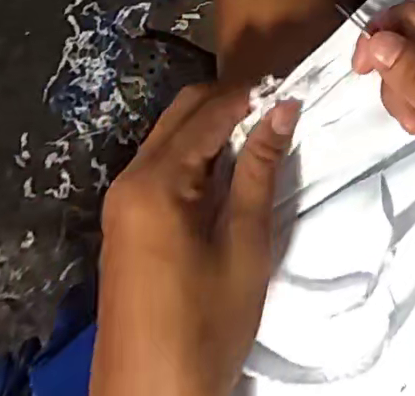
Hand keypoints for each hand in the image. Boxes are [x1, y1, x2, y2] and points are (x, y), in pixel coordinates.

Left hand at [92, 83, 298, 395]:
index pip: (210, 111)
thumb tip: (284, 106)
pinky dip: (198, 150)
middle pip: (184, 110)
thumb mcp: (245, 243)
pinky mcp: (125, 219)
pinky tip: (230, 169)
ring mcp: (122, 199)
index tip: (292, 92)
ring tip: (261, 138)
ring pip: (173, 132)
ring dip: (215, 124)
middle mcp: (131, 178)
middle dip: (232, 102)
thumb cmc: (205, 323)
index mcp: (157, 182)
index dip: (254, 96)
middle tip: (278, 114)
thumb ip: (260, 167)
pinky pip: (163, 160)